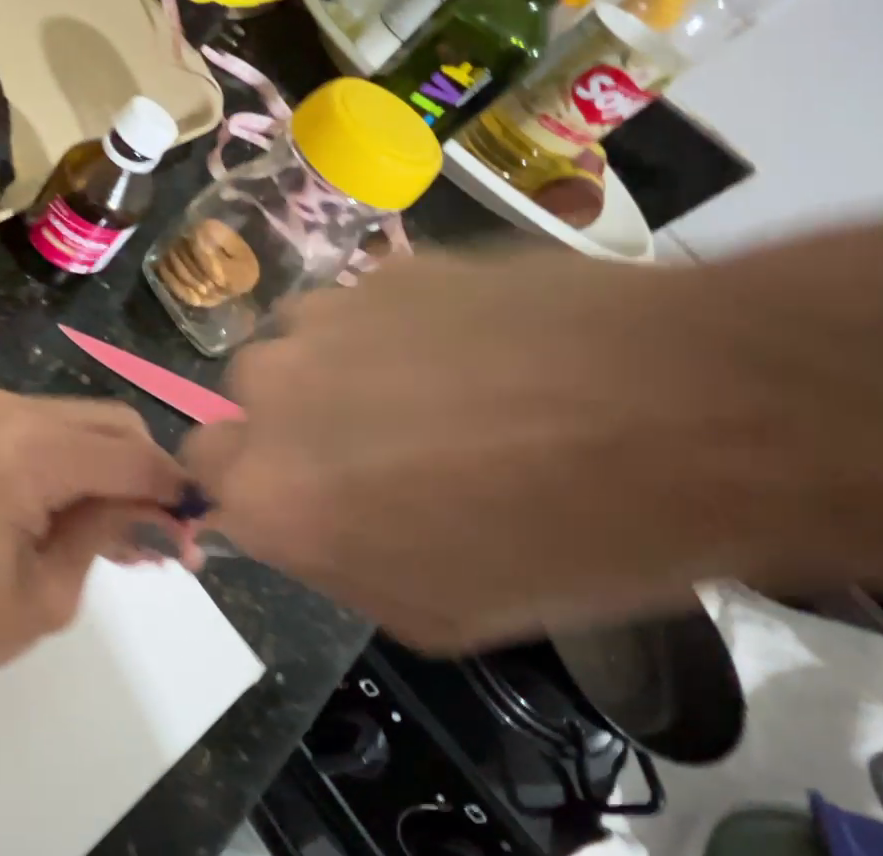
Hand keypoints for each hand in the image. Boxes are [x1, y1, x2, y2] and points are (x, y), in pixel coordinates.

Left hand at [0, 387, 193, 696]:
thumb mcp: (48, 592)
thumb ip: (107, 534)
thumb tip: (159, 512)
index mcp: (26, 447)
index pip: (130, 456)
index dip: (174, 491)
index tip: (201, 530)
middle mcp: (5, 409)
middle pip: (110, 425)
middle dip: (146, 476)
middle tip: (166, 539)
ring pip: (80, 425)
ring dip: (112, 470)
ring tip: (130, 537)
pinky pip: (43, 432)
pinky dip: (73, 465)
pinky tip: (86, 514)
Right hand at [179, 247, 829, 653]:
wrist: (684, 408)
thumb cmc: (557, 542)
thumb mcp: (430, 611)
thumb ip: (328, 560)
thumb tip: (301, 519)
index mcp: (267, 493)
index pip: (199, 474)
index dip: (247, 483)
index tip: (299, 492)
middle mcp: (266, 397)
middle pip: (241, 407)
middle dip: (287, 426)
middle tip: (374, 444)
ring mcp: (319, 322)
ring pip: (294, 350)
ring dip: (332, 373)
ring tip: (431, 389)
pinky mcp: (377, 271)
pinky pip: (355, 309)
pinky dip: (386, 330)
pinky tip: (469, 347)